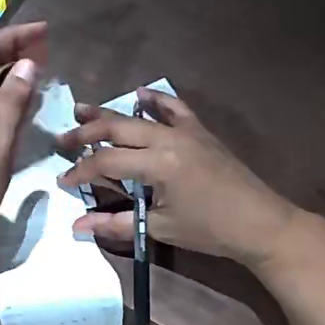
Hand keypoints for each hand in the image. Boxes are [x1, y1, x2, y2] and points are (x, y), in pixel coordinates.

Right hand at [54, 89, 302, 266]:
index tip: (63, 181)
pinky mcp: (200, 132)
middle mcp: (168, 140)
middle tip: (61, 139)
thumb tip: (76, 228)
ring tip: (82, 109)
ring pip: (138, 117)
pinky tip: (139, 94)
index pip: (106, 161)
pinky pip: (174, 108)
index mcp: (158, 164)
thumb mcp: (161, 228)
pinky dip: (155, 100)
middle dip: (85, 134)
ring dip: (108, 114)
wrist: (263, 223)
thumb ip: (116, 224)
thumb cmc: (211, 230)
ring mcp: (186, 132)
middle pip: (116, 130)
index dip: (80, 171)